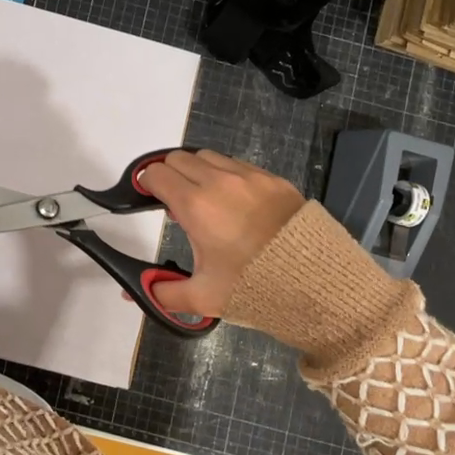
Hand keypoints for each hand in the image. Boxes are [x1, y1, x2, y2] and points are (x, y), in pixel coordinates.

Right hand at [137, 149, 304, 317]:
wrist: (320, 284)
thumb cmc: (255, 288)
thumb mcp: (204, 297)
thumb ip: (163, 292)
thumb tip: (134, 291)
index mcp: (195, 205)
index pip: (155, 174)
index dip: (146, 185)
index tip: (149, 200)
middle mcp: (218, 181)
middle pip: (177, 158)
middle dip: (169, 175)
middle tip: (175, 203)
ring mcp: (249, 177)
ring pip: (207, 156)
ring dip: (197, 171)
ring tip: (206, 200)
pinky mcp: (274, 179)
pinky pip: (238, 164)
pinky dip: (226, 175)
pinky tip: (235, 203)